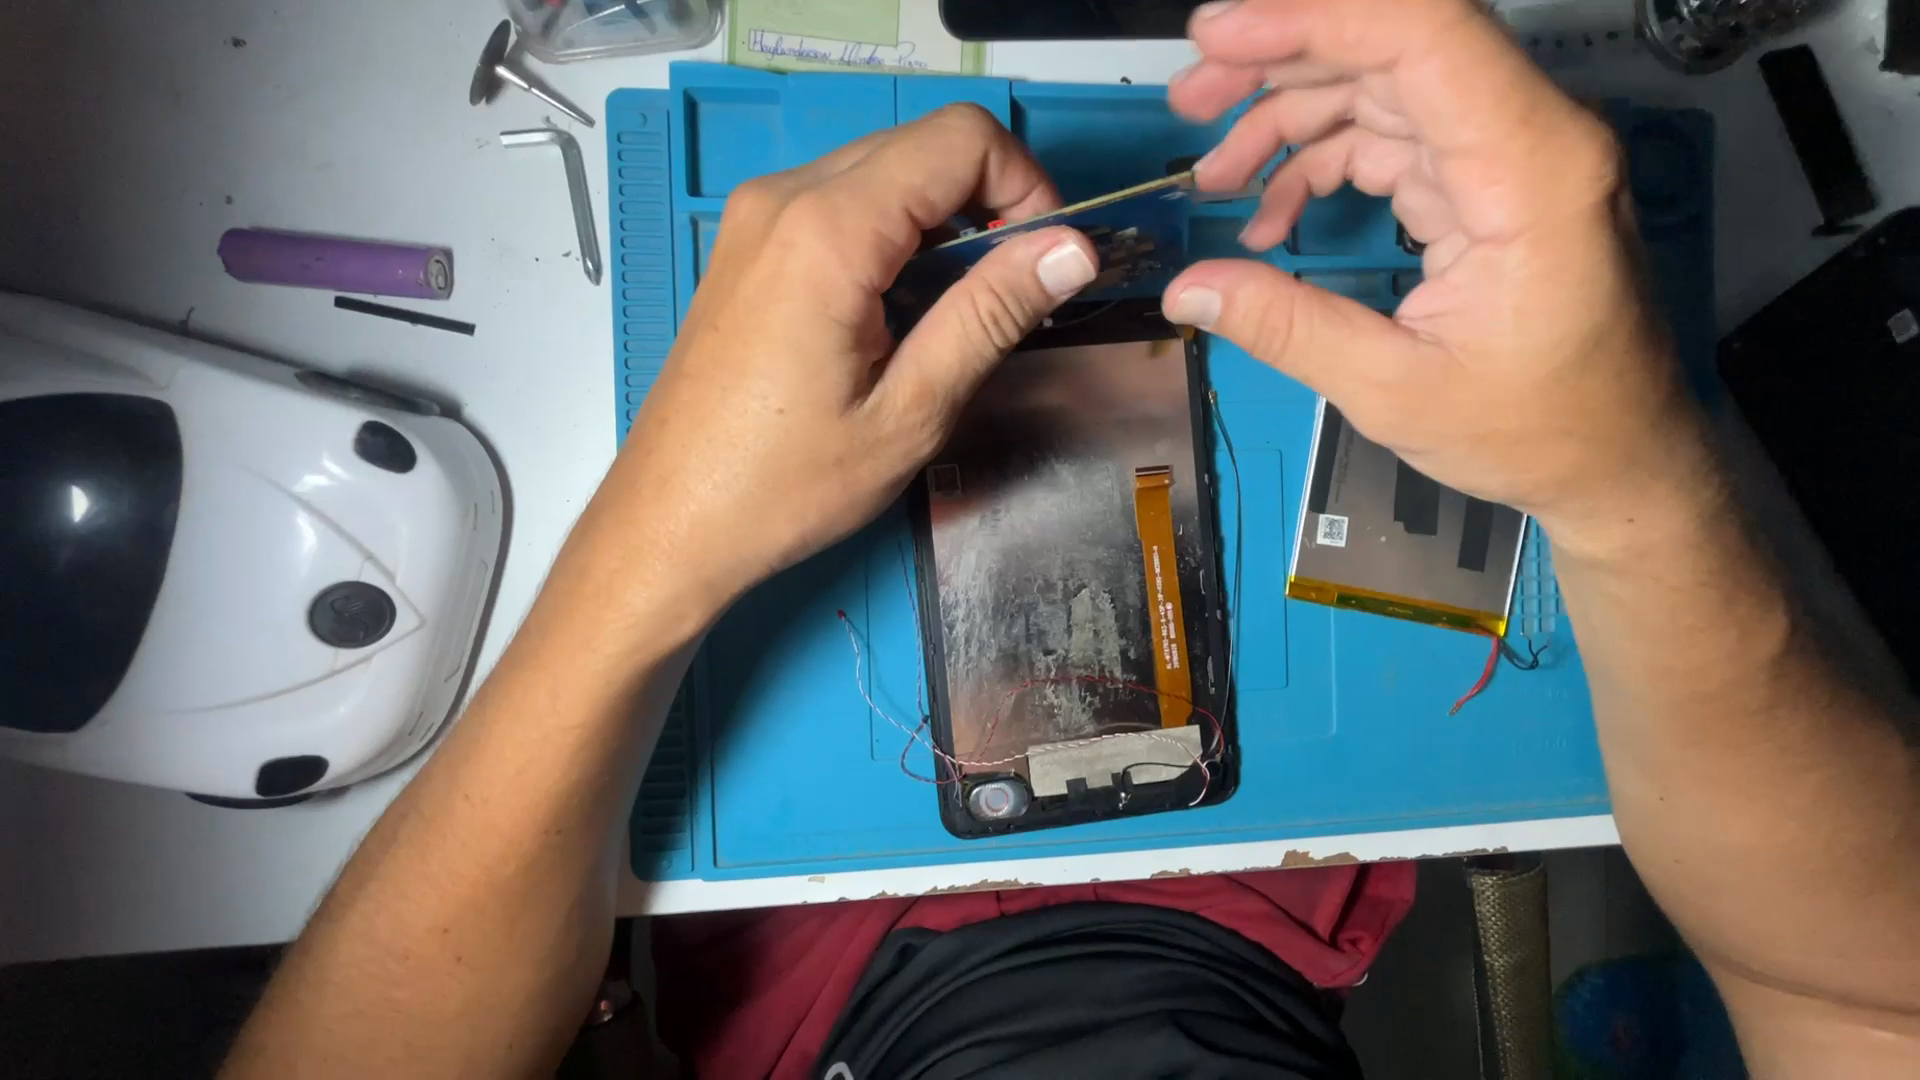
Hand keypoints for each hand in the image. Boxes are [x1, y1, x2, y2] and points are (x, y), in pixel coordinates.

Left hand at [572, 105, 1097, 621]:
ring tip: (952, 319)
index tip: (1044, 260)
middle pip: (921, 149)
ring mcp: (754, 222)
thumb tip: (1072, 250)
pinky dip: (890, 242)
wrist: (673, 523)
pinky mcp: (746, 252)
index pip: (959, 140)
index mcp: (828, 230)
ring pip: (881, 177)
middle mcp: (782, 200)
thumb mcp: (909, 411)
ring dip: (939, 229)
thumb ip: (991, 316)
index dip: (1026, 186)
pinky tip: (895, 317)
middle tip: (1009, 297)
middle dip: (988, 206)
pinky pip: (838, 209)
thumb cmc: (787, 485)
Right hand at [1163, 0, 1709, 555]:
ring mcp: (1501, 160)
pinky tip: (1269, 221)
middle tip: (1189, 99)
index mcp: (1527, 173)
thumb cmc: (1531, 428)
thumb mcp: (1390, 389)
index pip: (1421, 37)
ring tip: (1214, 175)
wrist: (1609, 457)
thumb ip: (1284, 328)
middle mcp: (1522, 141)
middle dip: (1277, 64)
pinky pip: (1384, 146)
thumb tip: (1186, 291)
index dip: (1311, 19)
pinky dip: (1316, 171)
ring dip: (1287, 121)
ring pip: (1378, 94)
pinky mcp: (1479, 188)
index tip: (1216, 35)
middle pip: (1389, 49)